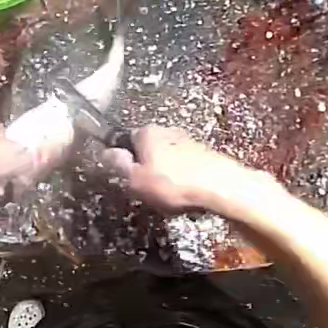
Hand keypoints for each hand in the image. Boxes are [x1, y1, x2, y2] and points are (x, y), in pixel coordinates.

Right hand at [102, 125, 276, 216]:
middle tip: (148, 192)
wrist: (221, 187)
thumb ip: (118, 165)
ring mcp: (189, 141)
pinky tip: (187, 195)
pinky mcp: (206, 154)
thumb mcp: (136, 180)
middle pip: (149, 150)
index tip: (129, 180)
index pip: (126, 140)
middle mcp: (168, 130)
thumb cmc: (173, 183)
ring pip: (168, 159)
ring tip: (170, 197)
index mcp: (147, 132)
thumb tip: (105, 153)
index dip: (125, 161)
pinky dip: (184, 179)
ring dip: (167, 175)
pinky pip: (186, 167)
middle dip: (147, 169)